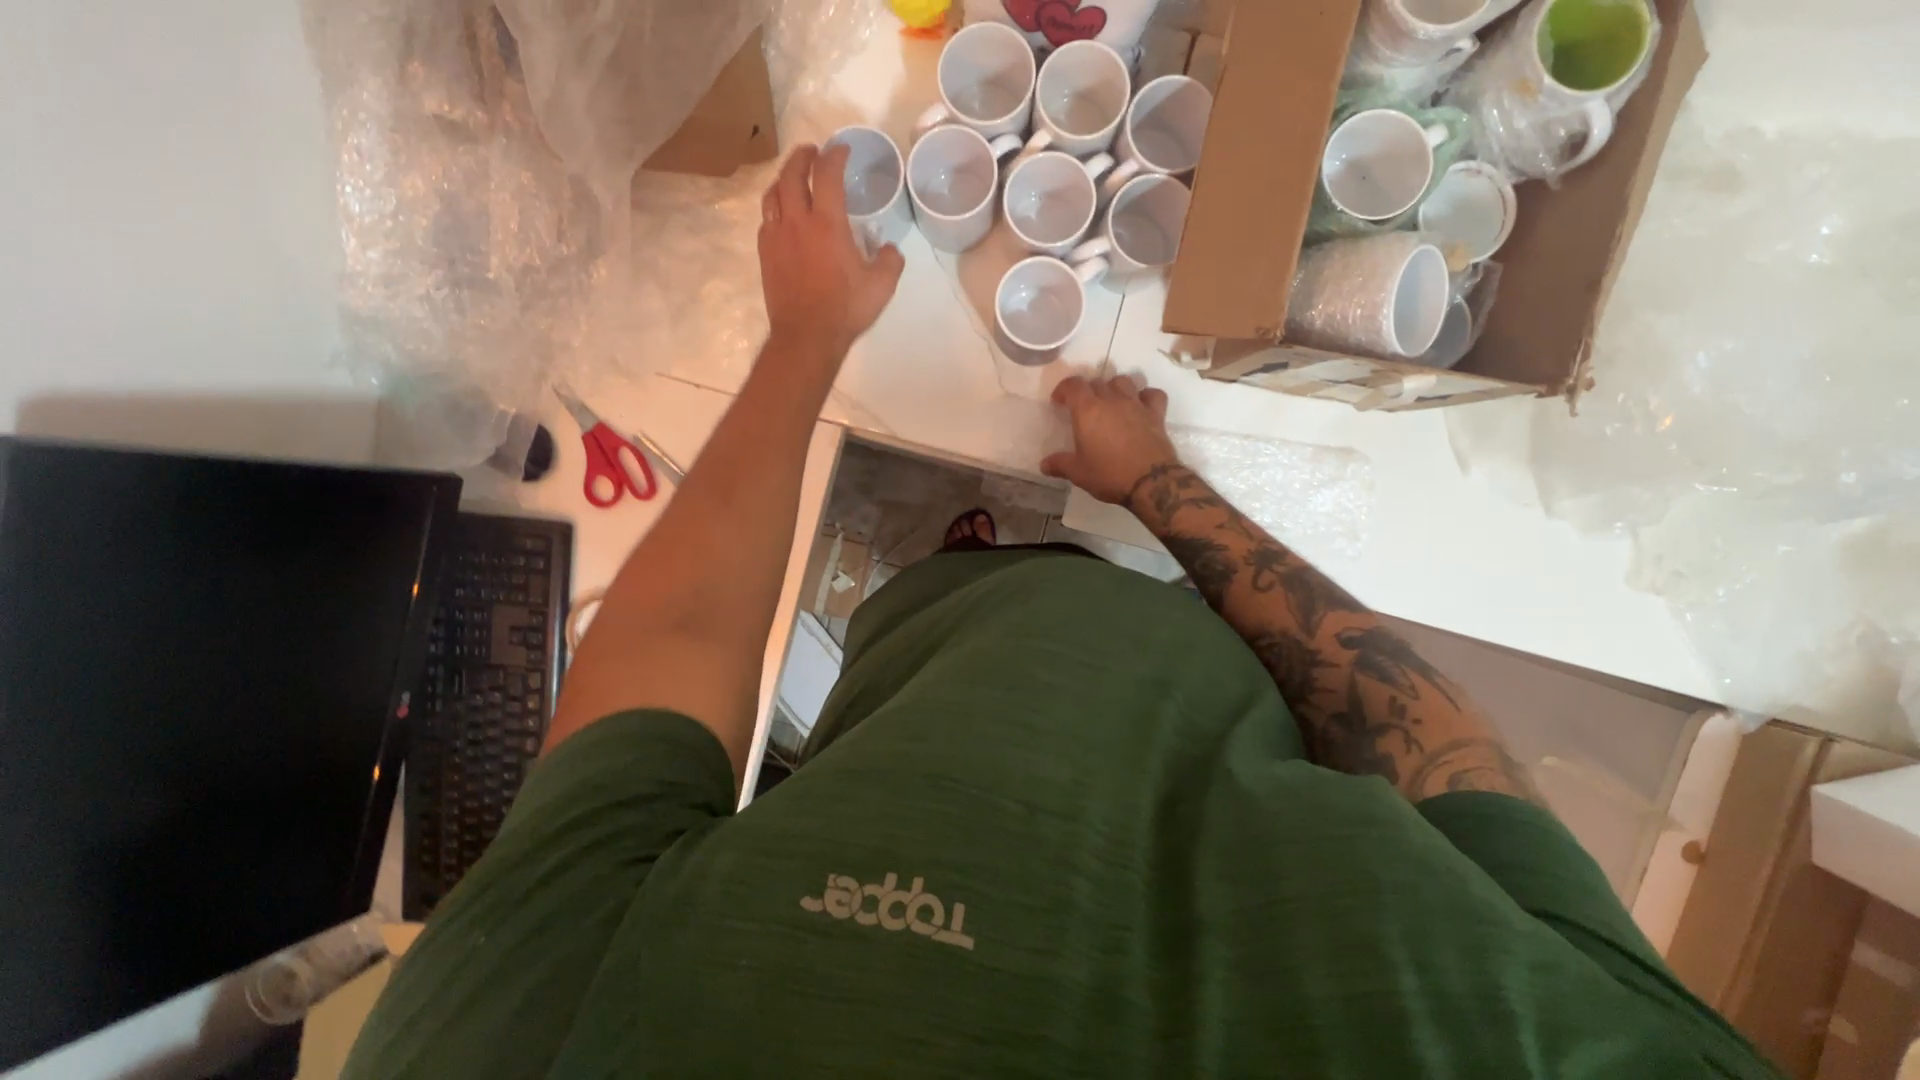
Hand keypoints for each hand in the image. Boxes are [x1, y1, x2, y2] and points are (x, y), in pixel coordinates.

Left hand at [758, 143, 905, 357]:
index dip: (835, 155)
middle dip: (802, 157)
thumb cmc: (845, 309)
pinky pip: (766, 220)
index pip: (827, 174)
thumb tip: (888, 249)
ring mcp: (776, 237)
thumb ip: (889, 260)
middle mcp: (797, 221)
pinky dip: (775, 208)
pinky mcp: (765, 255)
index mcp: (827, 223)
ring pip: (772, 194)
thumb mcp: (881, 286)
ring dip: (783, 179)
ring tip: (792, 177)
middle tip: (812, 152)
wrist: (806, 336)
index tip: (842, 149)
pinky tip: (782, 215)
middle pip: (792, 175)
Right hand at [1040, 375, 1180, 507]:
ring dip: (1114, 387)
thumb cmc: (1109, 474)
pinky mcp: (1156, 414)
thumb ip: (1060, 464)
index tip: (1059, 402)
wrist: (1150, 482)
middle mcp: (1112, 400)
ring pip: (1123, 381)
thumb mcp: (1078, 473)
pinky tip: (1141, 406)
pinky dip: (1145, 396)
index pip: (1073, 385)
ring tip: (1110, 402)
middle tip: (1083, 409)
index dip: (1064, 389)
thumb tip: (1044, 465)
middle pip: (1097, 382)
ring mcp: (1136, 404)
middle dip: (1087, 391)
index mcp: (1088, 410)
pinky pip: (1152, 394)